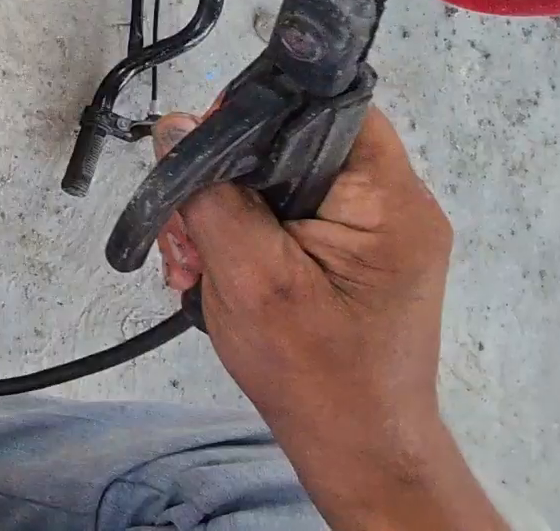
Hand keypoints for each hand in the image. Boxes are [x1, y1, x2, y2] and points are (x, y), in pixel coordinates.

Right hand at [150, 107, 503, 529]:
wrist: (352, 450)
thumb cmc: (312, 367)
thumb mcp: (250, 273)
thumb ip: (210, 193)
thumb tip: (174, 127)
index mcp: (386, 201)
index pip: (329, 110)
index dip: (259, 109)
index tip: (200, 138)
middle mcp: (383, 205)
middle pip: (282, 147)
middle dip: (216, 177)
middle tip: (182, 223)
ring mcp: (360, 232)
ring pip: (265, 183)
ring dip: (210, 213)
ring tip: (187, 259)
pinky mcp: (336, 254)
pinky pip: (269, 216)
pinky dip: (227, 235)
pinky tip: (200, 267)